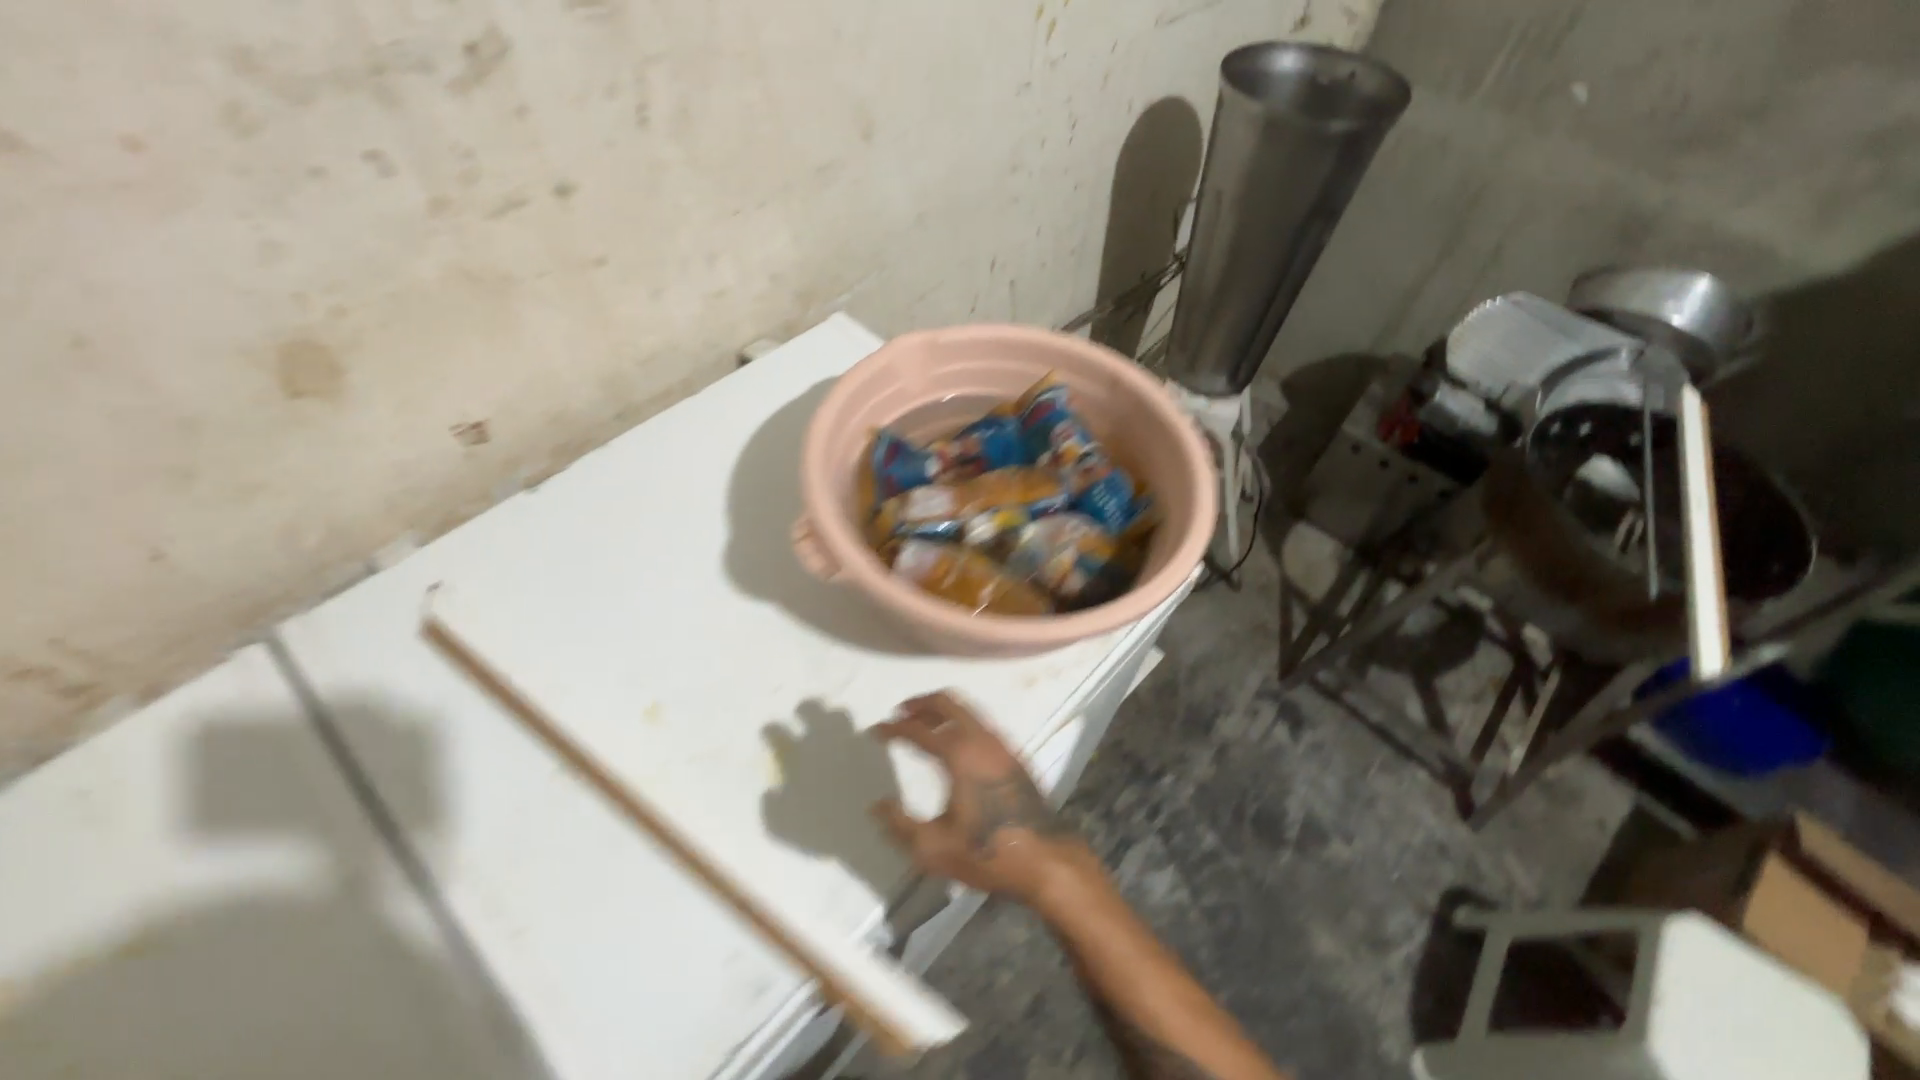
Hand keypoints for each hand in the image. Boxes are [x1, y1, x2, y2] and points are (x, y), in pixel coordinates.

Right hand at [869, 692, 1100, 904]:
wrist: (1047, 861)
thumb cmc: (988, 854)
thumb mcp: (933, 849)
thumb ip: (900, 825)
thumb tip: (878, 806)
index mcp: (961, 757)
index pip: (919, 730)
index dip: (894, 728)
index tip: (876, 730)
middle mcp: (983, 741)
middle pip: (948, 702)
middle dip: (921, 703)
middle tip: (900, 713)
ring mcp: (1004, 747)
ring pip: (969, 710)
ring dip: (943, 711)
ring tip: (923, 724)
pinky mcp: (1017, 758)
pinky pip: (983, 725)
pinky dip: (962, 722)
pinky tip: (955, 745)